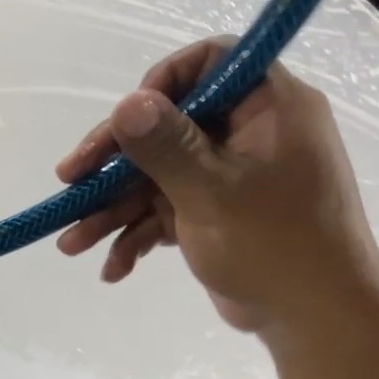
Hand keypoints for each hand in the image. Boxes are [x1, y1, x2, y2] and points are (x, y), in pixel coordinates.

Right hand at [54, 37, 378, 338]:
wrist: (310, 315)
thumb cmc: (274, 243)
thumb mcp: (212, 192)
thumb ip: (166, 146)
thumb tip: (126, 102)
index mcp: (266, 109)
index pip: (212, 63)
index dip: (162, 84)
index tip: (124, 122)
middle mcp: (245, 134)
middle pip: (165, 129)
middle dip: (112, 165)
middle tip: (68, 184)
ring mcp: (226, 176)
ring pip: (154, 178)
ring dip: (111, 212)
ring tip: (73, 245)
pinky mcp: (211, 214)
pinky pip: (161, 213)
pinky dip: (134, 238)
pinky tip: (113, 269)